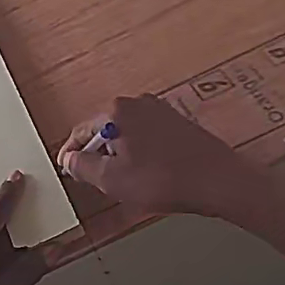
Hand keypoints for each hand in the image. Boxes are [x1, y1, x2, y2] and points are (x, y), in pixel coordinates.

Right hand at [58, 94, 254, 216]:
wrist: (218, 181)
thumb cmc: (162, 180)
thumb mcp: (111, 179)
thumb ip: (82, 166)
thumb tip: (69, 159)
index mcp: (116, 112)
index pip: (81, 132)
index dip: (70, 154)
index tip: (67, 169)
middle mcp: (137, 104)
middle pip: (104, 130)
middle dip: (97, 154)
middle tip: (95, 180)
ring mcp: (160, 111)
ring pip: (126, 133)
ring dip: (119, 155)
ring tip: (123, 181)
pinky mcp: (177, 122)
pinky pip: (146, 136)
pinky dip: (139, 152)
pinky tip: (146, 173)